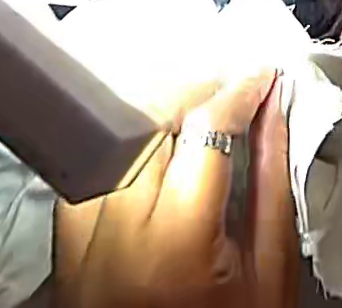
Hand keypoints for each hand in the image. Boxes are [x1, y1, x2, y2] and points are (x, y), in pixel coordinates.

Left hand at [54, 70, 296, 307]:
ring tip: (199, 112)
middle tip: (233, 91)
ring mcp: (80, 243)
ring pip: (116, 136)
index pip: (205, 128)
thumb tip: (276, 106)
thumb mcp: (269, 266)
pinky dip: (128, 145)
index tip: (262, 76)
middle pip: (150, 120)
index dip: (240, 91)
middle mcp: (115, 238)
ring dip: (160, 111)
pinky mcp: (65, 249)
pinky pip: (94, 168)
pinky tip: (158, 146)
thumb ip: (273, 175)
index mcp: (174, 244)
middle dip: (197, 91)